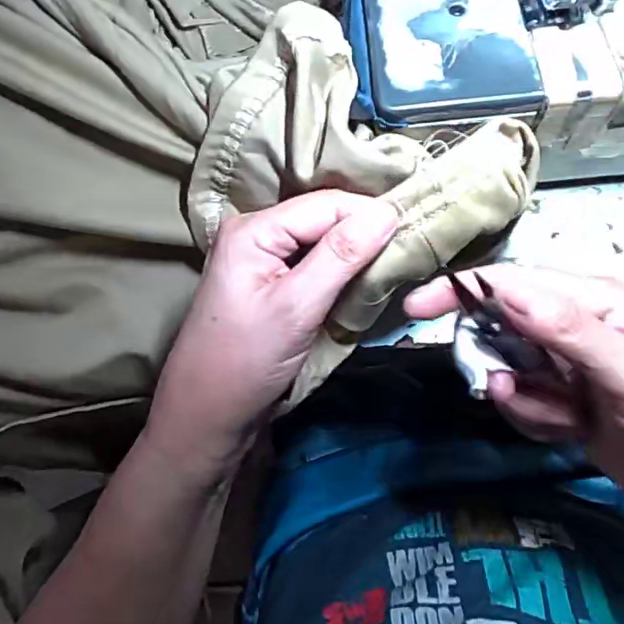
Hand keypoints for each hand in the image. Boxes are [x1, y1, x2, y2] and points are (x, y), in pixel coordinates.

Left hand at [147, 191, 397, 475]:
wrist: (207, 418)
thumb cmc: (245, 363)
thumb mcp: (297, 306)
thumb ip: (341, 256)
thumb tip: (388, 212)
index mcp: (253, 229)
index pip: (327, 204)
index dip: (371, 214)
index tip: (416, 231)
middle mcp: (257, 232)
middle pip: (326, 216)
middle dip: (367, 229)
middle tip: (412, 246)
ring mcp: (263, 257)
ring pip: (324, 238)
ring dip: (359, 249)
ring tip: (397, 259)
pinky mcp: (272, 280)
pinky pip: (316, 259)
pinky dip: (343, 266)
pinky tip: (368, 275)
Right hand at [404, 265, 623, 509]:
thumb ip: (570, 330)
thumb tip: (507, 288)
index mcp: (589, 298)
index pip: (512, 281)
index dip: (462, 289)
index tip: (416, 308)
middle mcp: (568, 320)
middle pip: (497, 324)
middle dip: (495, 361)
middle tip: (510, 390)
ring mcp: (560, 358)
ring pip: (503, 367)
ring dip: (522, 399)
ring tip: (565, 418)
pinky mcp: (556, 392)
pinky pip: (517, 399)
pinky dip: (533, 417)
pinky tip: (570, 428)